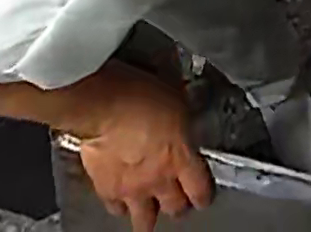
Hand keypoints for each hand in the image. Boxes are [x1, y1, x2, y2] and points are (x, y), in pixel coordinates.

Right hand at [71, 73, 212, 229]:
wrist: (104, 103)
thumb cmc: (142, 92)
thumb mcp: (179, 98)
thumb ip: (186, 117)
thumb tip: (189, 114)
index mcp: (180, 155)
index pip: (200, 190)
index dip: (205, 194)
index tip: (206, 193)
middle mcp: (158, 179)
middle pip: (175, 209)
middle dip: (180, 205)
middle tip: (181, 196)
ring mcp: (131, 189)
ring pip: (145, 222)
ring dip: (151, 214)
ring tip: (152, 205)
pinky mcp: (106, 191)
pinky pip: (117, 209)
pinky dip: (122, 205)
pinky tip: (125, 195)